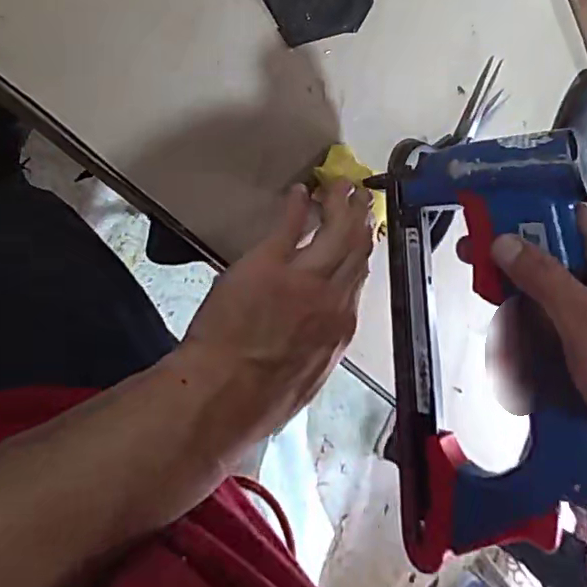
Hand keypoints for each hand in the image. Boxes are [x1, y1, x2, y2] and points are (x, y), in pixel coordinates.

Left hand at [172, 181, 374, 452]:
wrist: (223, 394)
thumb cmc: (256, 399)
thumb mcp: (302, 376)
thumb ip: (315, 346)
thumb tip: (312, 332)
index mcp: (339, 330)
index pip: (358, 279)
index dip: (362, 252)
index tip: (363, 235)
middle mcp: (332, 300)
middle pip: (356, 249)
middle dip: (361, 219)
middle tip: (362, 198)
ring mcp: (304, 278)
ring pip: (336, 233)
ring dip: (341, 206)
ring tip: (343, 188)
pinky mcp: (270, 262)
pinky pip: (291, 225)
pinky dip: (298, 205)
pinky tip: (300, 192)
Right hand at [490, 205, 586, 495]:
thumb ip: (543, 277)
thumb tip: (502, 240)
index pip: (566, 218)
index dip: (525, 216)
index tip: (484, 225)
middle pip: (544, 268)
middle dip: (513, 290)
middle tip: (487, 296)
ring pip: (541, 311)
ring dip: (519, 334)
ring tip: (515, 367)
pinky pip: (551, 347)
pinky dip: (533, 361)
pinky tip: (528, 387)